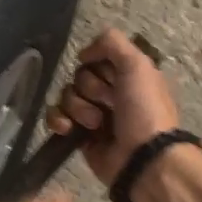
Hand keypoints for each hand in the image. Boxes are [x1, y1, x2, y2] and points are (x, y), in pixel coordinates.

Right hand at [45, 29, 181, 185]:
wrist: (142, 159)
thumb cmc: (144, 109)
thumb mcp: (137, 64)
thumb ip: (111, 42)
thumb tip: (83, 54)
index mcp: (127, 75)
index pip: (96, 57)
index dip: (99, 64)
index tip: (111, 75)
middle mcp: (111, 92)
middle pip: (79, 76)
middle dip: (90, 88)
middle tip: (108, 103)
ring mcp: (93, 114)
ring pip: (67, 96)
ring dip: (78, 107)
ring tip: (95, 124)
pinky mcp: (79, 135)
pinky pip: (56, 117)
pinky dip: (58, 120)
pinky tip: (67, 129)